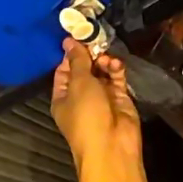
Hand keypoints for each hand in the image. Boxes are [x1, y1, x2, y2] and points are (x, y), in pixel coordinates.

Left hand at [52, 39, 140, 170]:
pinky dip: (116, 70)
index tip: (79, 35)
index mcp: (62, 96)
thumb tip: (68, 40)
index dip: (71, 53)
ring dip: (104, 61)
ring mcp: (101, 98)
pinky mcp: (119, 99)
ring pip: (101, 72)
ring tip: (106, 58)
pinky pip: (116, 79)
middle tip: (96, 39)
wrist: (113, 147)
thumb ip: (77, 60)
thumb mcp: (79, 84)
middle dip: (90, 55)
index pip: (63, 69)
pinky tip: (117, 64)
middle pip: (84, 69)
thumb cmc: (87, 114)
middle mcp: (80, 96)